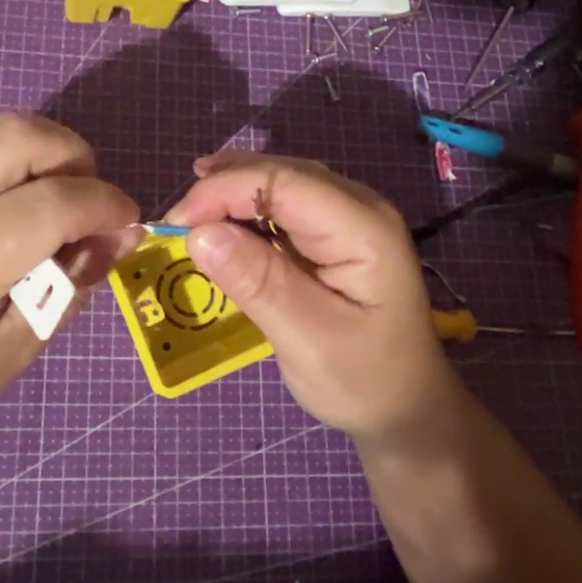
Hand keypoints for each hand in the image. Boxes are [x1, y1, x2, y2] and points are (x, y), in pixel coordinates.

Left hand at [0, 113, 140, 480]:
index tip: (129, 222)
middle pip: (17, 136)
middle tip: (92, 198)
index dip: (104, 204)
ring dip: (40, 148)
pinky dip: (4, 155)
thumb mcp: (15, 351)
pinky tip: (13, 199)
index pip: (50, 203)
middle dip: (74, 154)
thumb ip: (72, 284)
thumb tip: (123, 233)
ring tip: (58, 195)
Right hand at [167, 152, 462, 448]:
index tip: (176, 225)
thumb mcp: (309, 340)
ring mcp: (348, 218)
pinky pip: (283, 206)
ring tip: (188, 217)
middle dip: (223, 189)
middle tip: (174, 224)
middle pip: (280, 173)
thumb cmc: (364, 381)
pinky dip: (246, 212)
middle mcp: (358, 208)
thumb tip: (200, 232)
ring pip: (279, 184)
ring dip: (231, 196)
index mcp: (362, 227)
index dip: (223, 191)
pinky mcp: (334, 235)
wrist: (408, 409)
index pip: (283, 181)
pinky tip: (221, 224)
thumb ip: (258, 283)